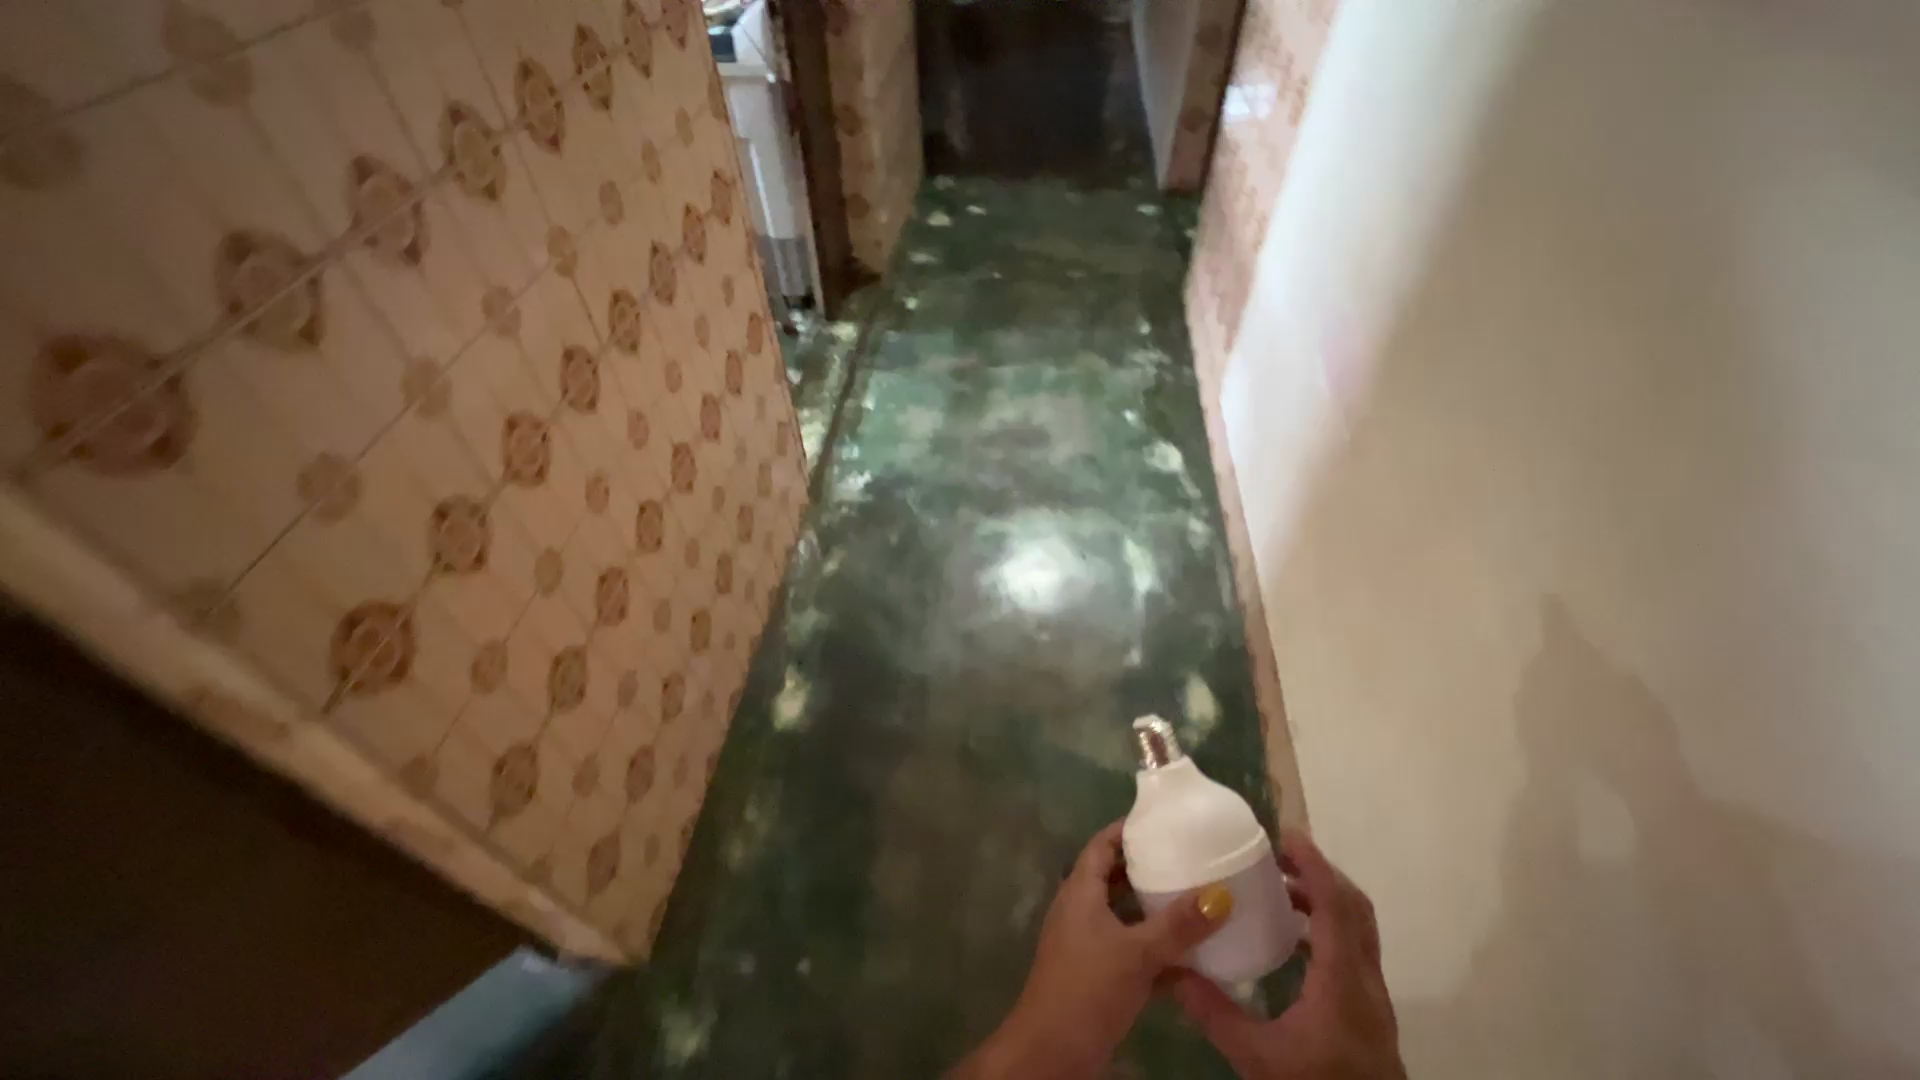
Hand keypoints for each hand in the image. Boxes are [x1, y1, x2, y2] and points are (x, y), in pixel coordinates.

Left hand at [949, 821, 1233, 1078]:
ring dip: (1155, 910)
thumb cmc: (1088, 986)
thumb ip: (1178, 924)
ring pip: (1125, 916)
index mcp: (1080, 892)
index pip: (1101, 845)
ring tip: (1196, 899)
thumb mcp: (1137, 952)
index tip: (1161, 820)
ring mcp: (1088, 944)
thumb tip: (1220, 893)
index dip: (1126, 830)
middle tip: (1188, 858)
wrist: (1053, 1050)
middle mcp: (1081, 911)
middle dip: (1147, 868)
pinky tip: (1194, 956)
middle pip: (1114, 878)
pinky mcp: (1098, 975)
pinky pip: (1131, 951)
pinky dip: (1157, 949)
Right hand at [1171, 830, 1406, 1079]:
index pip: (1336, 905)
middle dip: (1318, 873)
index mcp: (1342, 980)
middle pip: (1354, 907)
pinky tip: (1290, 941)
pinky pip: (1353, 949)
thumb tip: (1171, 968)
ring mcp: (1373, 995)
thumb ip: (1214, 1012)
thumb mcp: (1257, 1058)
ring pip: (1358, 928)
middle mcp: (1366, 979)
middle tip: (1275, 856)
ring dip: (1323, 899)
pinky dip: (1326, 927)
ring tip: (1277, 890)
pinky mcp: (1370, 1009)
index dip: (1313, 864)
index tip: (1284, 834)